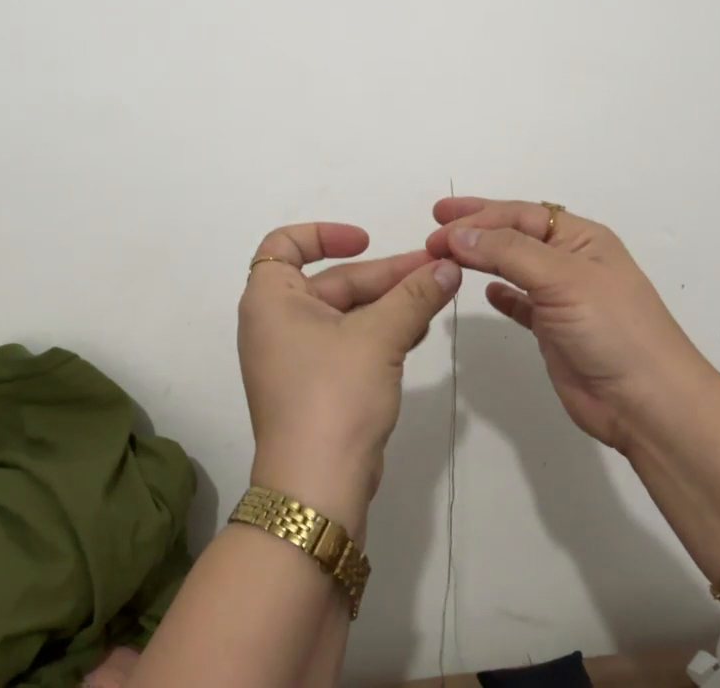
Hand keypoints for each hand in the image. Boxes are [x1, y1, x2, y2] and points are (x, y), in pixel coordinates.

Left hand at [237, 222, 459, 533]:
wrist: (316, 486)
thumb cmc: (334, 395)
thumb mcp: (379, 337)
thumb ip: (415, 297)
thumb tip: (448, 266)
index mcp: (271, 300)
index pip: (285, 244)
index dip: (324, 234)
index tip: (367, 240)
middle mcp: (276, 323)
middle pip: (331, 281)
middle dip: (384, 275)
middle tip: (435, 271)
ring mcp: (295, 358)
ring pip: (345, 314)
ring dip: (388, 304)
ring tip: (435, 299)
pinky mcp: (316, 387)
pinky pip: (348, 344)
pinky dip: (380, 334)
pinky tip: (417, 334)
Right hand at [426, 197, 708, 452]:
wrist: (647, 402)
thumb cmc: (612, 329)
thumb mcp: (562, 279)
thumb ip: (508, 253)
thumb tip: (459, 235)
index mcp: (582, 239)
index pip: (520, 215)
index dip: (478, 217)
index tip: (437, 227)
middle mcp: (572, 262)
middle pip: (514, 236)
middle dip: (475, 230)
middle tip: (433, 229)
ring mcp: (563, 298)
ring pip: (514, 267)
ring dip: (482, 259)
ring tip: (446, 256)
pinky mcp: (555, 332)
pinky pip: (522, 304)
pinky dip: (502, 296)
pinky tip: (486, 294)